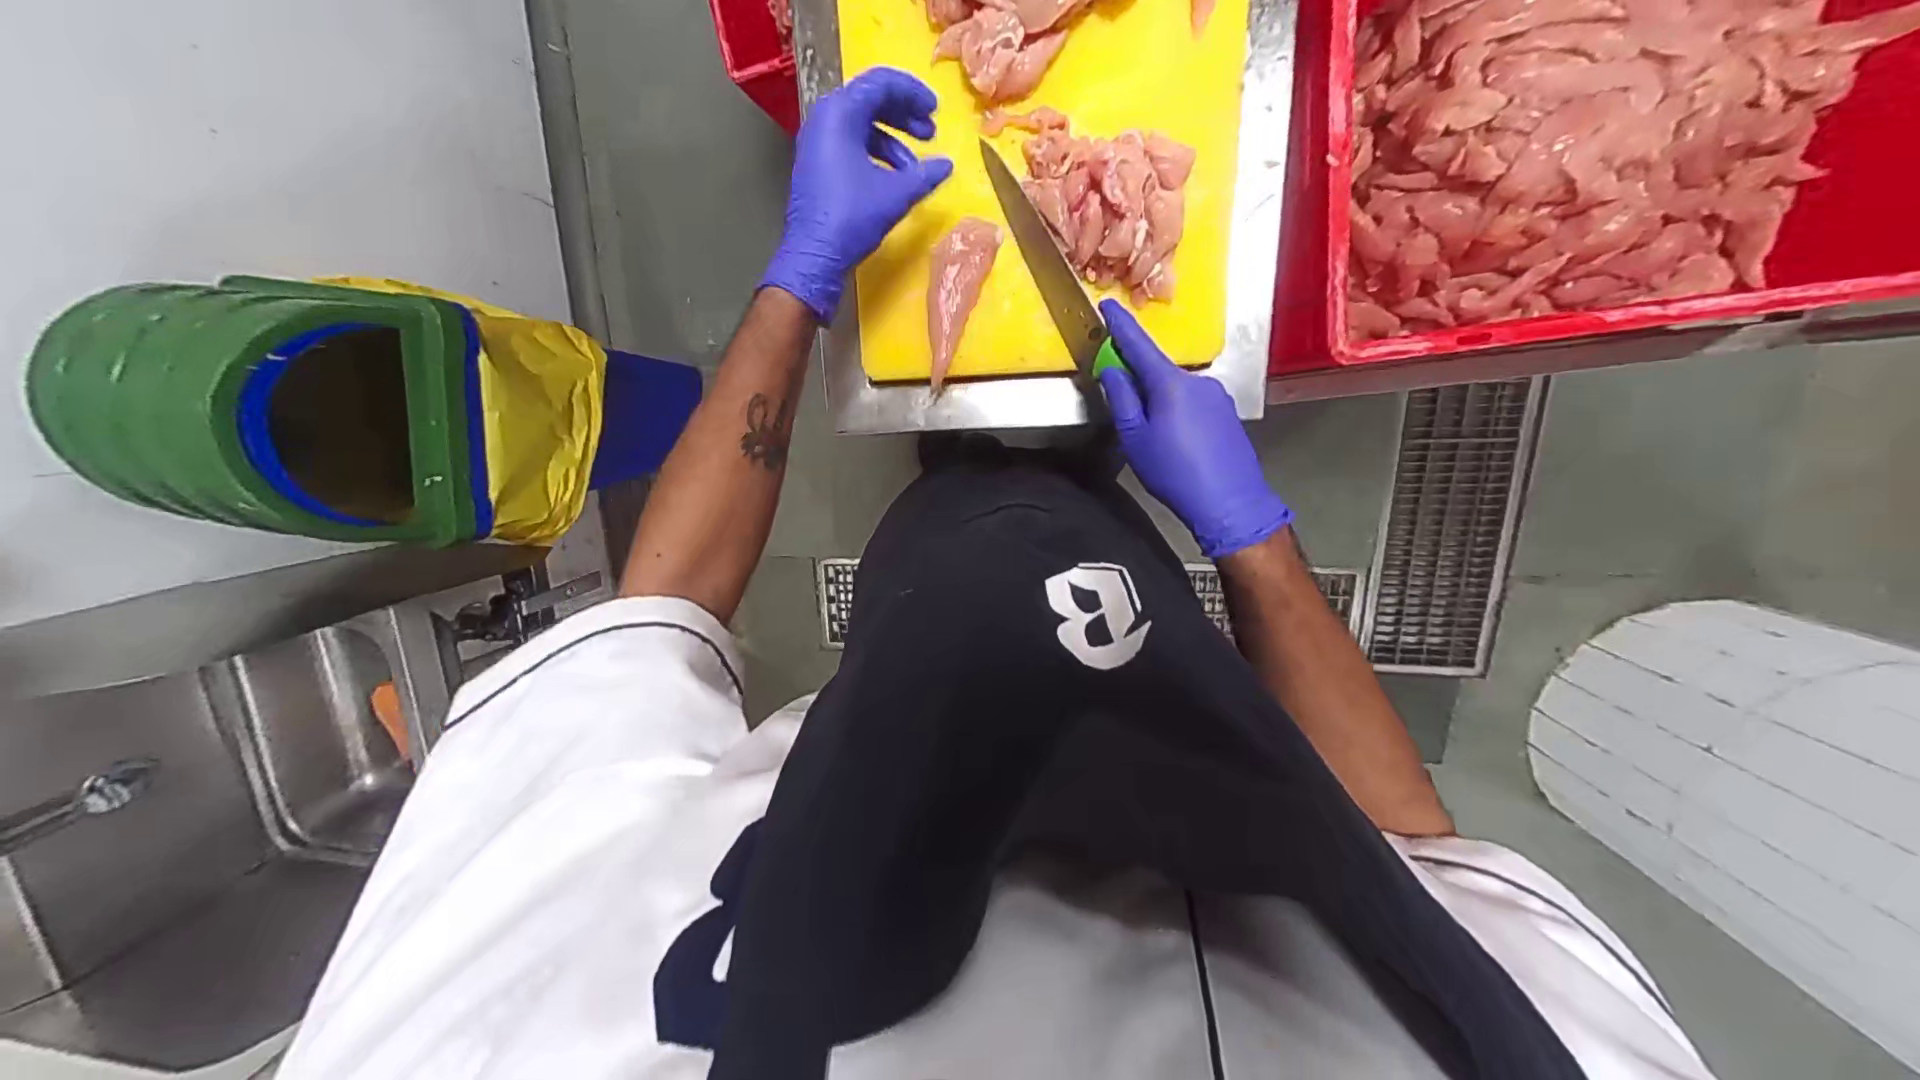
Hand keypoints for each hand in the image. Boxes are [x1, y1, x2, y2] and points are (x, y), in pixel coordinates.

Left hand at [761, 67, 954, 321]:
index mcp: (840, 113)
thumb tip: (947, 165)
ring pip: (862, 127)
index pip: (881, 83)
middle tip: (930, 135)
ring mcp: (817, 143)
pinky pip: (851, 146)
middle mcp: (824, 120)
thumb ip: (925, 176)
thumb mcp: (895, 195)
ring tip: (914, 168)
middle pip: (871, 102)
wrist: (814, 256)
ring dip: (893, 141)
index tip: (936, 111)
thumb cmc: (852, 218)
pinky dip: (876, 155)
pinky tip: (893, 179)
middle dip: (904, 117)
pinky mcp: (817, 167)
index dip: (914, 93)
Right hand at [1096, 300, 1291, 557]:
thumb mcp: (1135, 438)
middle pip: (1157, 370)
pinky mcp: (1226, 413)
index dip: (1120, 326)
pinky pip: (1192, 401)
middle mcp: (1197, 381)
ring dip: (1156, 399)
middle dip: (1135, 376)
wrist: (1230, 502)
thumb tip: (1112, 370)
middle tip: (1118, 398)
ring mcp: (1216, 396)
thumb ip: (1122, 400)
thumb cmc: (1175, 473)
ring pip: (1175, 388)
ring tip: (1147, 433)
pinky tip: (1172, 437)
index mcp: (1171, 384)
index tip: (1107, 305)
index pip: (1139, 346)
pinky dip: (1174, 409)